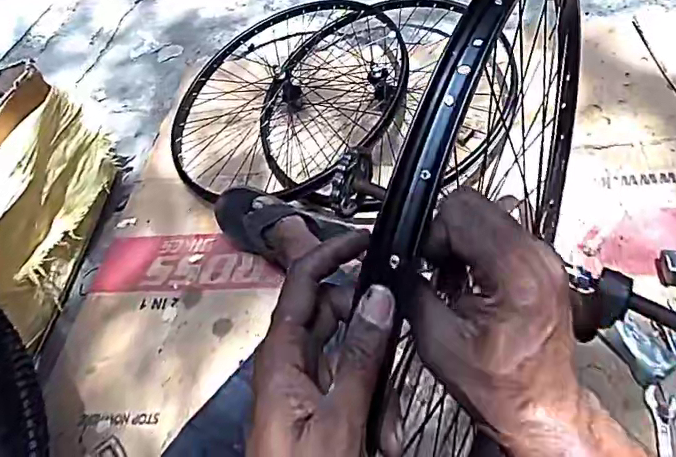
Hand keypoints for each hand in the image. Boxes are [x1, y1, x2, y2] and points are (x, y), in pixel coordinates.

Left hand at [249, 232, 397, 456]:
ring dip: (376, 380)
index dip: (332, 253)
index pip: (303, 281)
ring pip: (350, 354)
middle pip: (334, 316)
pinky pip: (352, 386)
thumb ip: (360, 356)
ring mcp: (306, 388)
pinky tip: (383, 436)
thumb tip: (378, 295)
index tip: (366, 240)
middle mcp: (290, 363)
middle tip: (394, 350)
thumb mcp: (337, 422)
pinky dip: (373, 402)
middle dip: (369, 332)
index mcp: (281, 356)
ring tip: (386, 427)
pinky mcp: (320, 411)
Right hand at [408, 193, 647, 456]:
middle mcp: (536, 255)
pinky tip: (474, 278)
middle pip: (472, 203)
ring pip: (485, 210)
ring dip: (461, 238)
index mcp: (515, 273)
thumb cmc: (504, 389)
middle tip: (440, 268)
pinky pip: (500, 228)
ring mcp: (544, 254)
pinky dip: (479, 245)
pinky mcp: (543, 259)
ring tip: (457, 277)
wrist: (544, 411)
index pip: (459, 211)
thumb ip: (414, 290)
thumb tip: (395, 259)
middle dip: (445, 231)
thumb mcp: (439, 344)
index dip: (433, 234)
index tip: (428, 262)